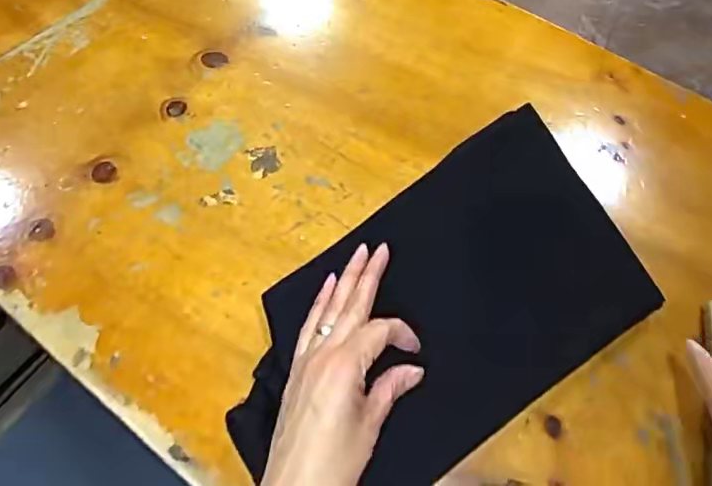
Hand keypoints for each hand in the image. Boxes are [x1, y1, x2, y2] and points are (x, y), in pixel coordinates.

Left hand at [262, 243, 423, 485]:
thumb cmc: (332, 465)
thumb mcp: (369, 426)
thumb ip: (390, 388)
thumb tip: (412, 368)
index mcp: (345, 363)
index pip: (380, 331)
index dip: (402, 334)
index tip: (415, 349)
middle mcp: (324, 353)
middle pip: (351, 303)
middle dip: (367, 273)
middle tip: (379, 248)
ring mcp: (307, 359)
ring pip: (329, 307)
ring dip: (344, 278)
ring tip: (356, 254)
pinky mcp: (296, 370)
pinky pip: (309, 324)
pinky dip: (319, 302)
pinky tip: (326, 286)